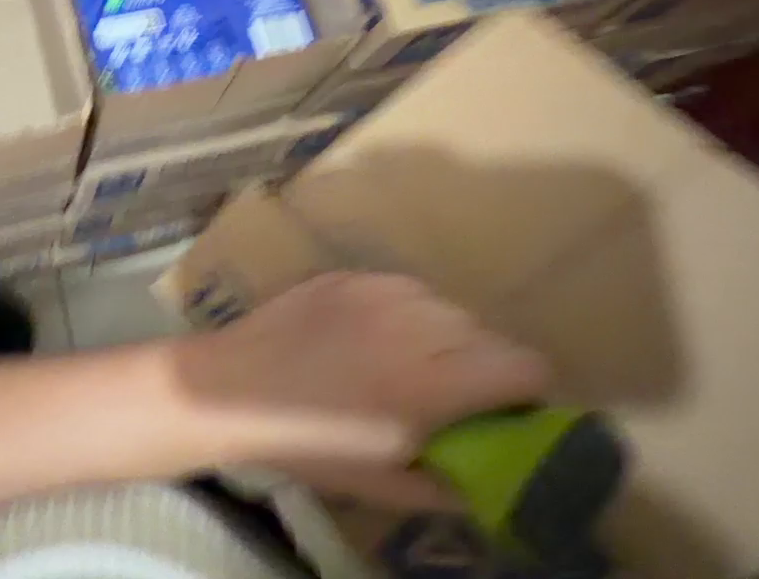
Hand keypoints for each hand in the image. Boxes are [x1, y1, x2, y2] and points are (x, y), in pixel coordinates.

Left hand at [174, 271, 550, 471]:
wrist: (232, 389)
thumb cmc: (309, 444)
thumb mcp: (387, 483)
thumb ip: (455, 483)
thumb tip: (501, 479)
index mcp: (429, 383)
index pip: (522, 364)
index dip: (526, 390)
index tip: (508, 409)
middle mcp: (411, 325)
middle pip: (487, 333)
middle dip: (483, 364)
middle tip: (452, 392)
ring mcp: (376, 291)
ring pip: (445, 305)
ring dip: (443, 333)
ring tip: (410, 360)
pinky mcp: (347, 275)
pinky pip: (403, 286)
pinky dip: (405, 310)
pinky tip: (375, 334)